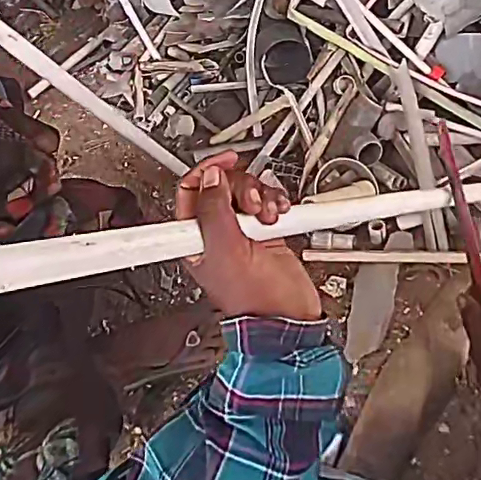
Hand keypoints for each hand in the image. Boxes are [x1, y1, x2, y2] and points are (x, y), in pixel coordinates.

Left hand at [175, 151, 320, 320]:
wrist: (289, 316)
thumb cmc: (253, 300)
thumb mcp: (226, 251)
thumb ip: (214, 211)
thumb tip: (211, 178)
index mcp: (196, 237)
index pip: (191, 191)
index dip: (205, 172)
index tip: (224, 163)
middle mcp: (217, 232)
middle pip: (224, 186)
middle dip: (242, 188)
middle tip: (252, 206)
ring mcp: (243, 230)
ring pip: (248, 191)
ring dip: (263, 196)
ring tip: (268, 216)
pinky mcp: (266, 230)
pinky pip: (269, 201)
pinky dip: (277, 201)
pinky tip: (280, 214)